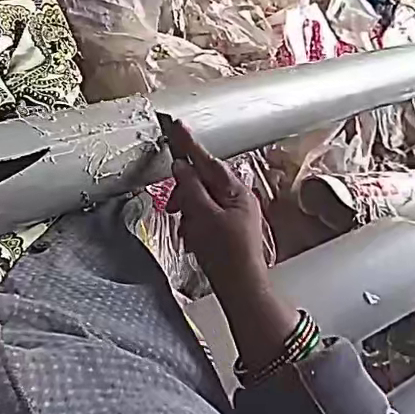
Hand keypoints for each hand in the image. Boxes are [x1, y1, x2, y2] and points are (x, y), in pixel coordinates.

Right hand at [161, 114, 270, 279]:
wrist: (241, 288)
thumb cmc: (225, 254)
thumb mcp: (202, 217)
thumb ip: (190, 188)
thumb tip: (181, 167)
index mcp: (235, 191)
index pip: (206, 160)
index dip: (188, 144)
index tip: (175, 125)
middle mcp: (238, 197)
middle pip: (202, 179)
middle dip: (184, 191)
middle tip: (173, 206)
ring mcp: (235, 211)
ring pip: (201, 196)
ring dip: (187, 208)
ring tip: (186, 227)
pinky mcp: (228, 225)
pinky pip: (204, 211)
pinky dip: (194, 219)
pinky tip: (192, 235)